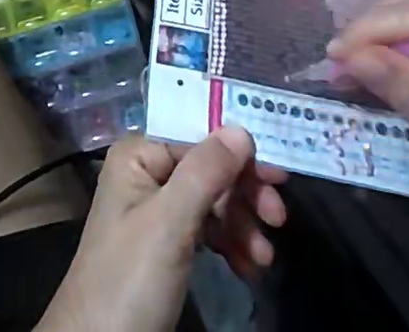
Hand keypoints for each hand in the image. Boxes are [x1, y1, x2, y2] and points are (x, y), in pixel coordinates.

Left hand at [39, 129, 286, 331]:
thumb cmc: (129, 280)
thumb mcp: (169, 223)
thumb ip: (205, 172)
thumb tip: (240, 128)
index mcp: (139, 154)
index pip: (198, 136)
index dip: (239, 151)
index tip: (279, 174)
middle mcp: (147, 172)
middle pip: (210, 167)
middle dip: (245, 193)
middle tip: (278, 219)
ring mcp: (157, 209)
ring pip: (214, 200)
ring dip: (243, 224)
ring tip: (263, 258)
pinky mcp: (167, 243)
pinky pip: (209, 229)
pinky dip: (232, 244)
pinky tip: (249, 267)